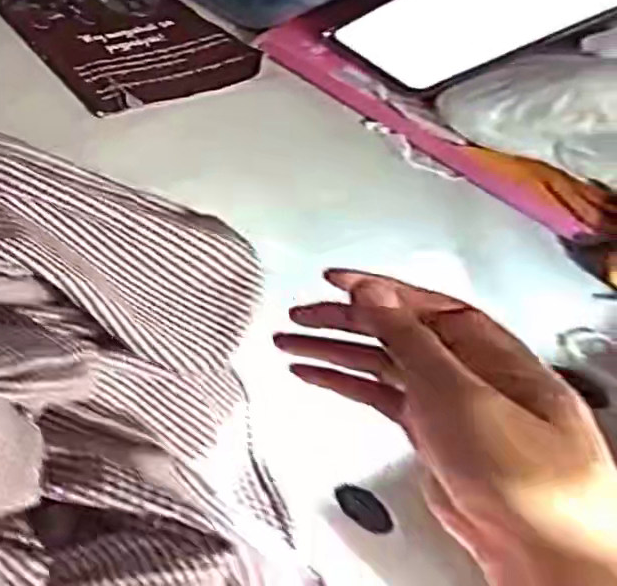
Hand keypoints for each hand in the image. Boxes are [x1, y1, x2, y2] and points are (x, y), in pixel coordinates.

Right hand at [277, 270, 616, 585]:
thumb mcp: (458, 392)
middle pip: (401, 334)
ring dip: (332, 349)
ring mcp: (457, 410)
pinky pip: (377, 393)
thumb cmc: (530, 482)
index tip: (335, 280)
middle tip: (300, 313)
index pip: (435, 309)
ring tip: (289, 341)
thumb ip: (410, 337)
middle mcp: (481, 383)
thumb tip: (373, 293)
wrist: (545, 555)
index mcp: (504, 366)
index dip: (382, 290)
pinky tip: (312, 374)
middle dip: (344, 320)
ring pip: (382, 363)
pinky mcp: (434, 435)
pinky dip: (340, 380)